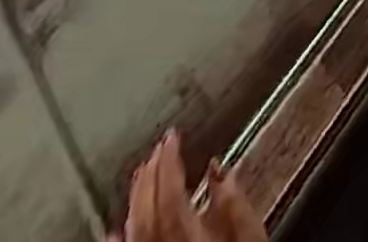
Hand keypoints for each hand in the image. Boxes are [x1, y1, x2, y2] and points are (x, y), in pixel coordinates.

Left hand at [118, 130, 265, 241]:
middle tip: (159, 148)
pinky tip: (114, 231)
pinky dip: (119, 241)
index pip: (171, 192)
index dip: (169, 161)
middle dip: (152, 175)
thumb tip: (221, 170)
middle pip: (148, 211)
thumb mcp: (253, 240)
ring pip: (134, 233)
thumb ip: (236, 207)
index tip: (172, 136)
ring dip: (136, 199)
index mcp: (190, 239)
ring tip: (141, 173)